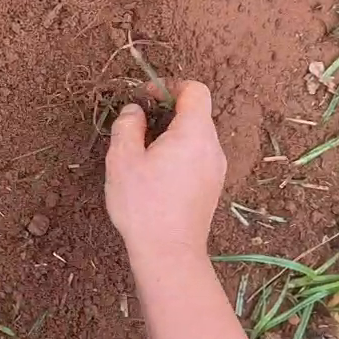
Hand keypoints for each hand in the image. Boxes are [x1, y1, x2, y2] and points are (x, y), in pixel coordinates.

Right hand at [105, 81, 226, 258]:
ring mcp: (216, 168)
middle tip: (135, 127)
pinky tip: (154, 173)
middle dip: (165, 112)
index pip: (195, 90)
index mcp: (194, 134)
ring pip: (195, 136)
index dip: (169, 86)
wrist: (168, 252)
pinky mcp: (212, 186)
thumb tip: (134, 111)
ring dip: (170, 134)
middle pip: (195, 113)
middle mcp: (212, 147)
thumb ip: (127, 126)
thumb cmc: (143, 204)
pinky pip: (196, 155)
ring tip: (141, 153)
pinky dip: (177, 152)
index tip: (144, 97)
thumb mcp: (122, 159)